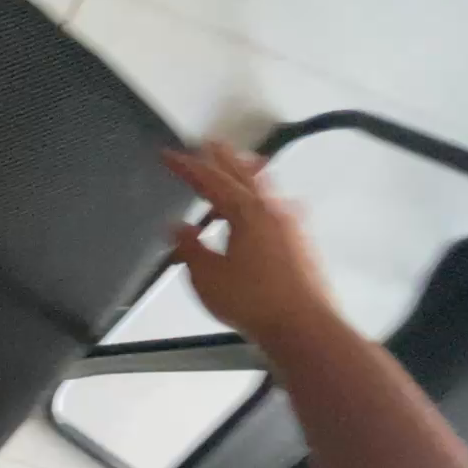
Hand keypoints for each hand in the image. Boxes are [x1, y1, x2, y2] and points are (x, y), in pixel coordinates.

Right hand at [162, 142, 338, 346]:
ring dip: (245, 173)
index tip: (167, 154)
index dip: (187, 167)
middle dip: (223, 158)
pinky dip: (257, 196)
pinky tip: (253, 207)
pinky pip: (273, 206)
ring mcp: (290, 224)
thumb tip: (178, 227)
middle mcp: (273, 211)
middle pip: (245, 175)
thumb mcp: (206, 275)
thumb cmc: (249, 299)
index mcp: (248, 213)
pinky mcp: (297, 241)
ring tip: (233, 165)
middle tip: (206, 144)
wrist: (300, 324)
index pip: (212, 182)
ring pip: (264, 188)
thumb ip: (190, 247)